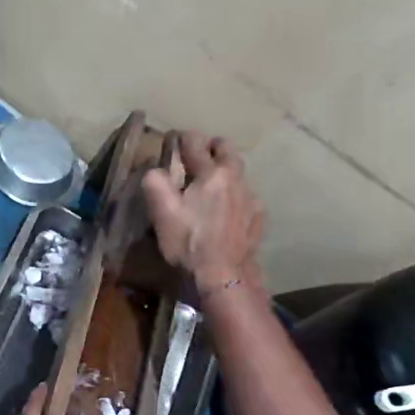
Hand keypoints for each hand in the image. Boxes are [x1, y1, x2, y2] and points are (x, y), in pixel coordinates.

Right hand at [142, 132, 265, 296]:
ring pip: (238, 174)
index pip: (195, 142)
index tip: (173, 140)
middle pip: (226, 150)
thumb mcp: (162, 212)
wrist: (223, 277)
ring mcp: (251, 199)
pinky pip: (246, 198)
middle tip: (199, 156)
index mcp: (211, 172)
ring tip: (212, 188)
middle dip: (212, 147)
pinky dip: (235, 198)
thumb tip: (156, 169)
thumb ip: (155, 182)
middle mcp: (236, 178)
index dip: (181, 138)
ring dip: (225, 173)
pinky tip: (227, 213)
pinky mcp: (258, 219)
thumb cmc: (189, 243)